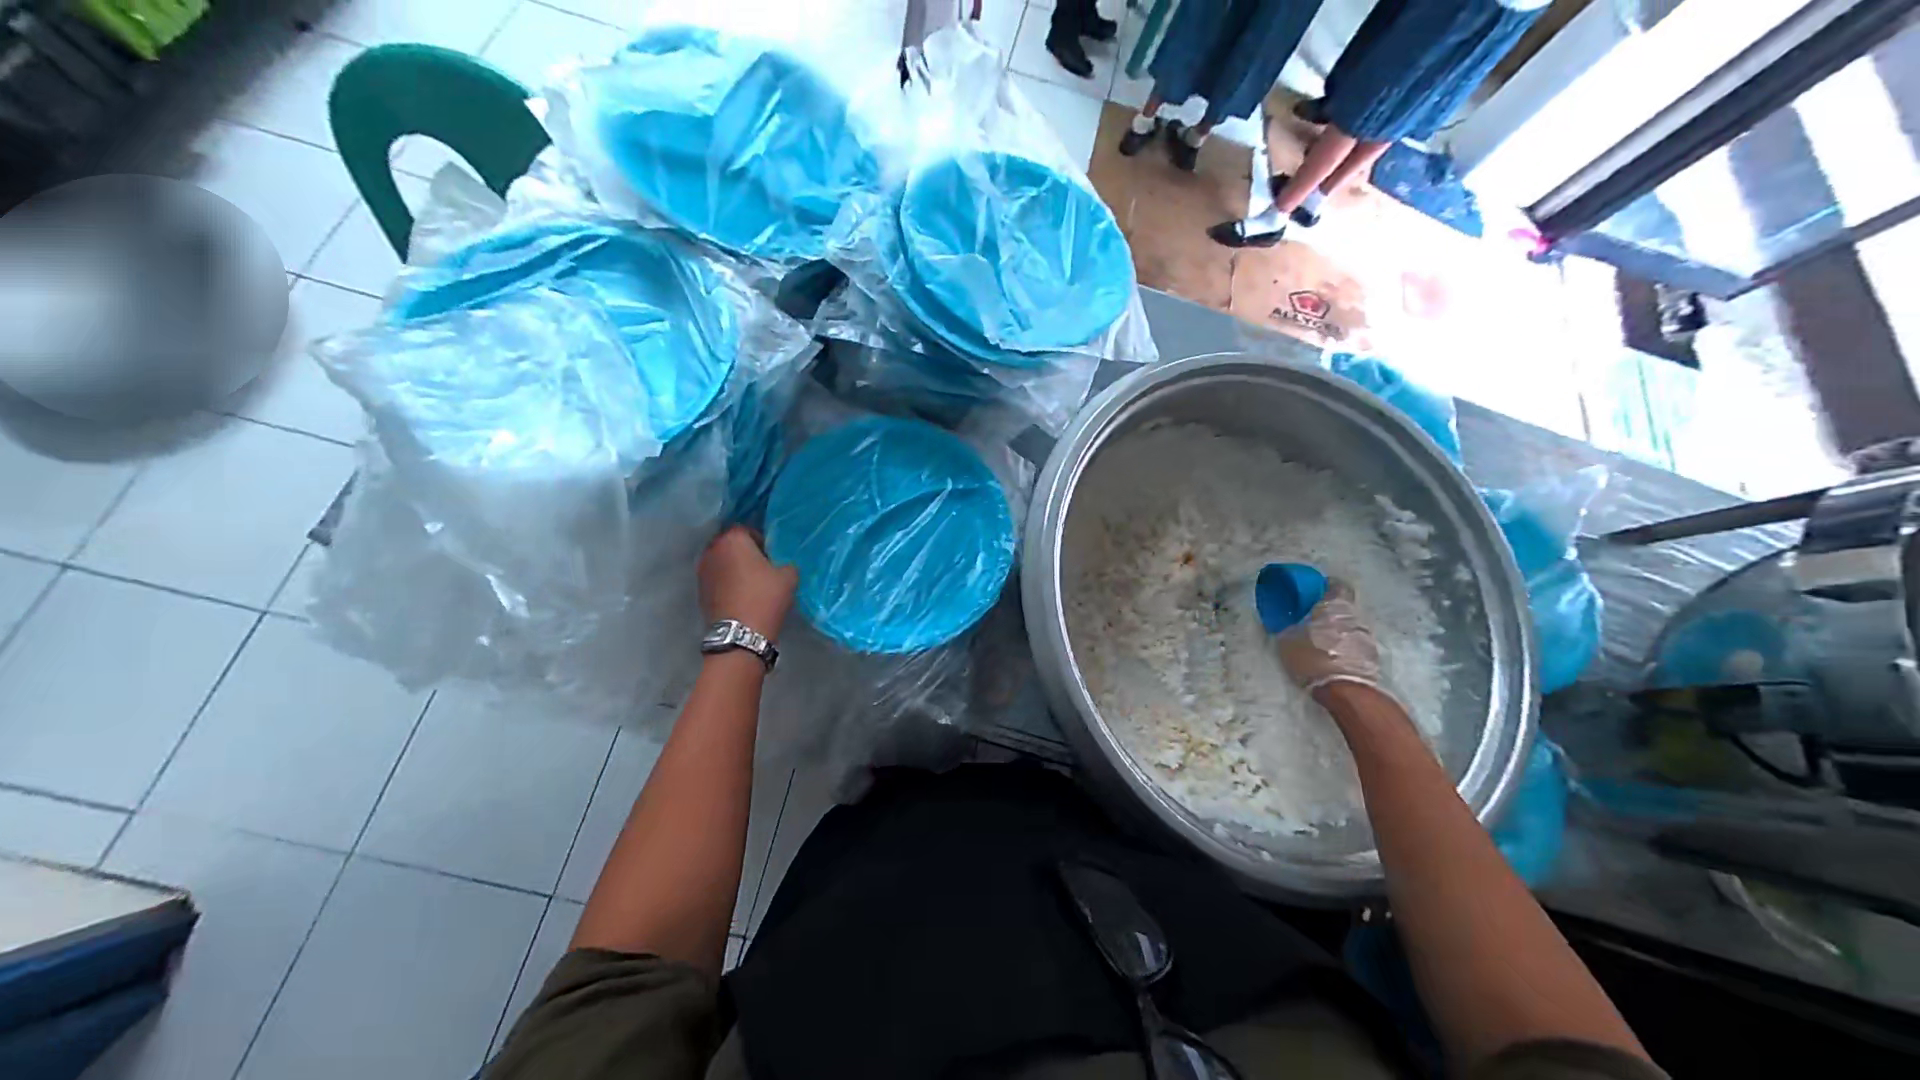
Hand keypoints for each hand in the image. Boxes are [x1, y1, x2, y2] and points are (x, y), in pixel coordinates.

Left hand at [698, 526, 797, 638]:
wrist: (740, 634)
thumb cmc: (765, 598)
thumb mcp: (788, 576)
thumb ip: (785, 562)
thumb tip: (780, 564)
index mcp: (733, 539)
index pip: (747, 529)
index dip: (761, 541)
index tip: (771, 556)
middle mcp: (712, 550)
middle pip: (730, 544)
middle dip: (744, 552)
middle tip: (761, 567)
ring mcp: (702, 570)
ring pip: (721, 560)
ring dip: (733, 567)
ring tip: (750, 582)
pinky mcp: (699, 589)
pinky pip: (716, 577)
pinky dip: (725, 581)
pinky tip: (739, 594)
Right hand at [1275, 579, 1383, 695]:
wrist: (1346, 691)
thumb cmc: (1314, 658)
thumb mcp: (1288, 641)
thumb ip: (1289, 627)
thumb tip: (1288, 623)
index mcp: (1334, 606)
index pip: (1337, 585)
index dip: (1326, 586)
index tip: (1315, 591)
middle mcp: (1354, 617)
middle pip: (1344, 606)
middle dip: (1331, 611)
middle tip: (1314, 618)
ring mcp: (1367, 637)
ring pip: (1351, 625)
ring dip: (1339, 630)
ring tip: (1323, 641)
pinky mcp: (1372, 656)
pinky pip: (1356, 643)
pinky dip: (1346, 646)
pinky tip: (1333, 657)